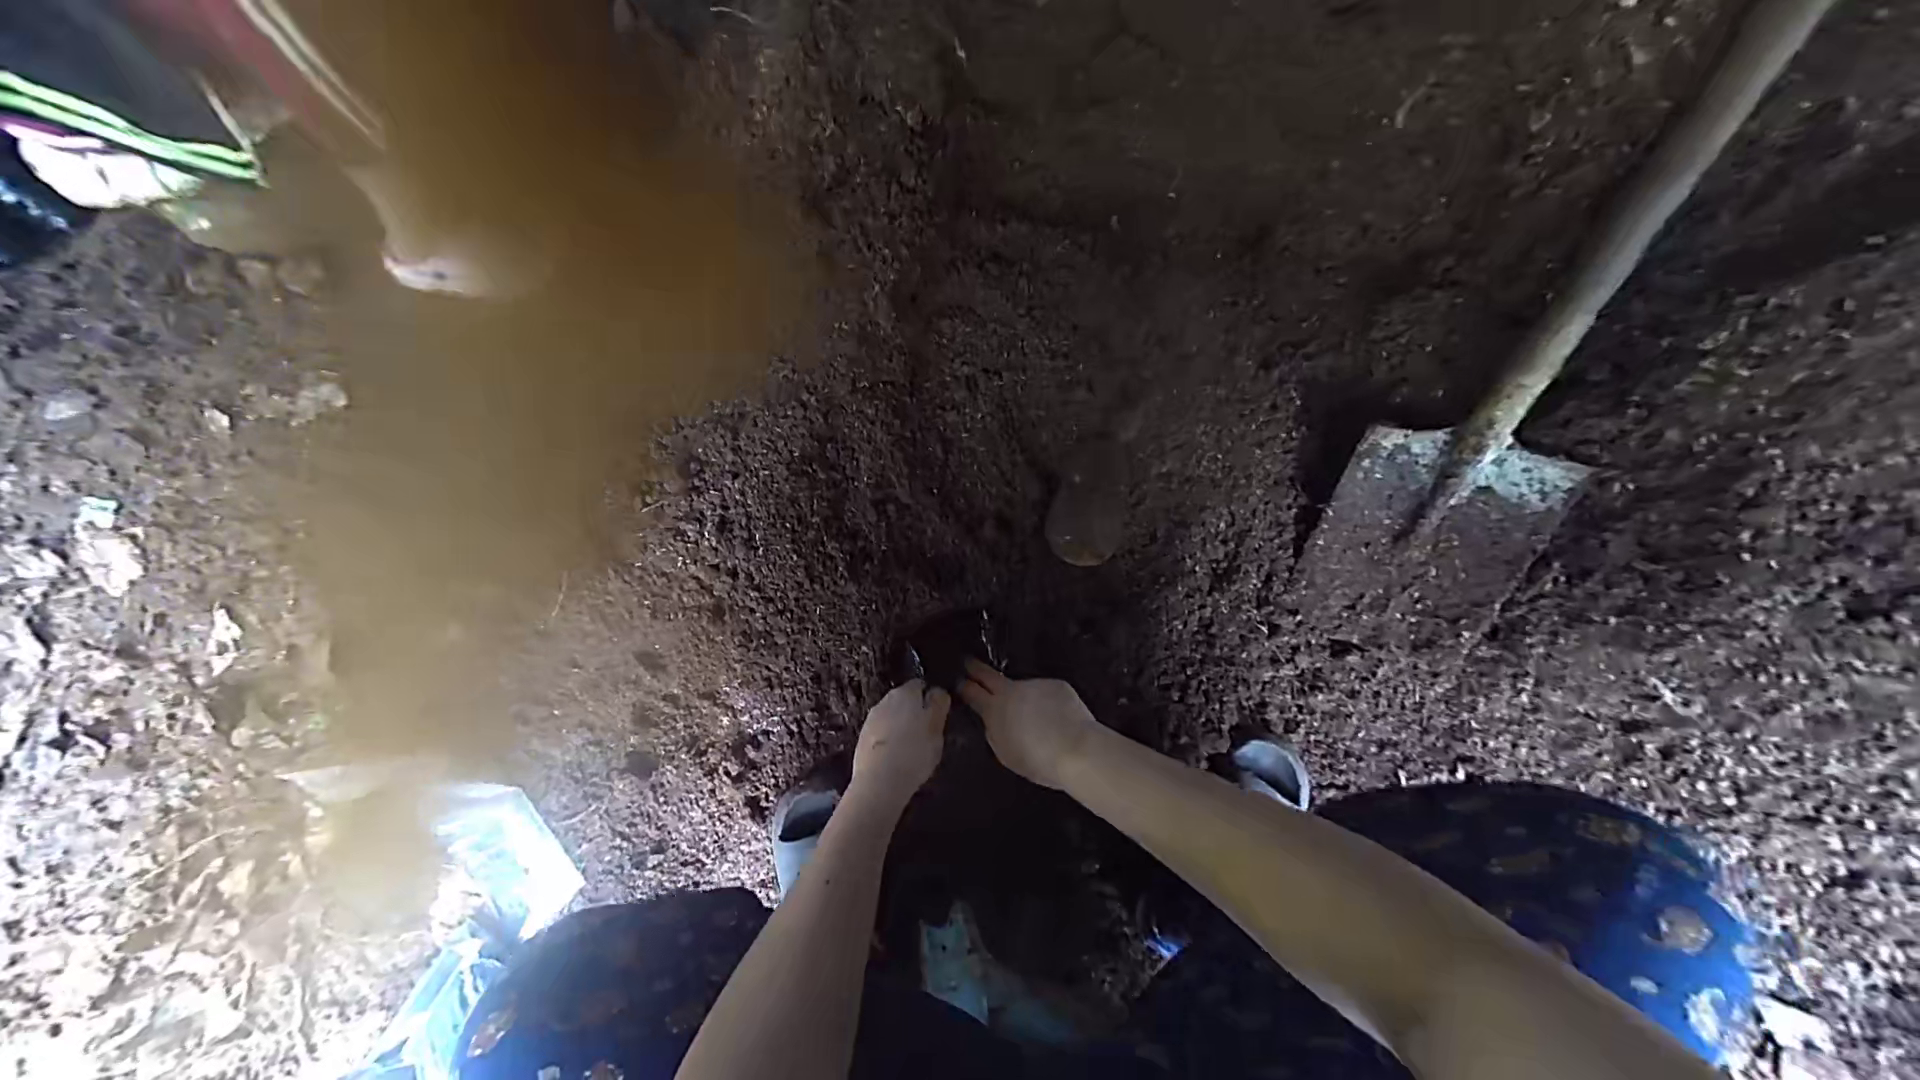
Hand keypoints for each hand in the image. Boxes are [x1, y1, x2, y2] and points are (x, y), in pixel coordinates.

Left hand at [850, 680, 949, 808]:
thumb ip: (939, 705)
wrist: (879, 781)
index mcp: (906, 692)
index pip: (921, 685)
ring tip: (911, 749)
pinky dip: (889, 740)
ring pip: (891, 717)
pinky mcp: (862, 738)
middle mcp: (885, 699)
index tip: (938, 715)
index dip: (931, 698)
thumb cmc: (915, 751)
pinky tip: (895, 757)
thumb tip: (937, 692)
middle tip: (927, 733)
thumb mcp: (937, 727)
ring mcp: (871, 719)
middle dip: (914, 712)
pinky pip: (882, 733)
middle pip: (904, 700)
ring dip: (900, 726)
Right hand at [958, 659, 1103, 789]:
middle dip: (976, 668)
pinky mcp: (1056, 684)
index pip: (972, 692)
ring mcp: (1035, 684)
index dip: (963, 685)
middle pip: (989, 675)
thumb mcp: (1005, 752)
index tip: (958, 679)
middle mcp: (1011, 690)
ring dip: (1025, 698)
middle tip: (968, 661)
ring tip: (1039, 718)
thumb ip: (994, 731)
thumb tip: (993, 720)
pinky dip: (1049, 703)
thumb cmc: (1037, 760)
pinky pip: (1047, 693)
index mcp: (994, 709)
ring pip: (1024, 688)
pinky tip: (1058, 717)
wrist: (1075, 749)